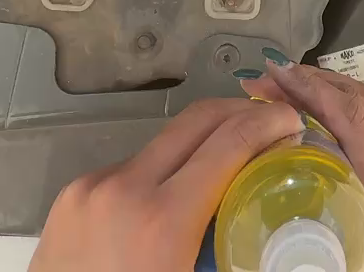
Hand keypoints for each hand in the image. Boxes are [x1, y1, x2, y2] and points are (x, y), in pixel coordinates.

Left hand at [29, 97, 300, 270]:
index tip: (294, 121)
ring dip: (200, 145)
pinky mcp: (69, 195)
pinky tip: (168, 203)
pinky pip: (129, 169)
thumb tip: (269, 225)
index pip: (229, 142)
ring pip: (162, 143)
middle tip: (271, 124)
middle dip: (241, 111)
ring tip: (224, 169)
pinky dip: (159, 174)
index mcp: (161, 221)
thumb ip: (230, 251)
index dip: (269, 123)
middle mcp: (124, 187)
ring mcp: (91, 186)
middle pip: (198, 119)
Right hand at [241, 62, 363, 271]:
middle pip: (363, 102)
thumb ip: (327, 250)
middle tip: (274, 75)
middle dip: (316, 81)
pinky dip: (358, 97)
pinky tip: (337, 99)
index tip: (279, 79)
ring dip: (336, 84)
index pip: (355, 123)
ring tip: (298, 79)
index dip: (316, 94)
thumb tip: (282, 239)